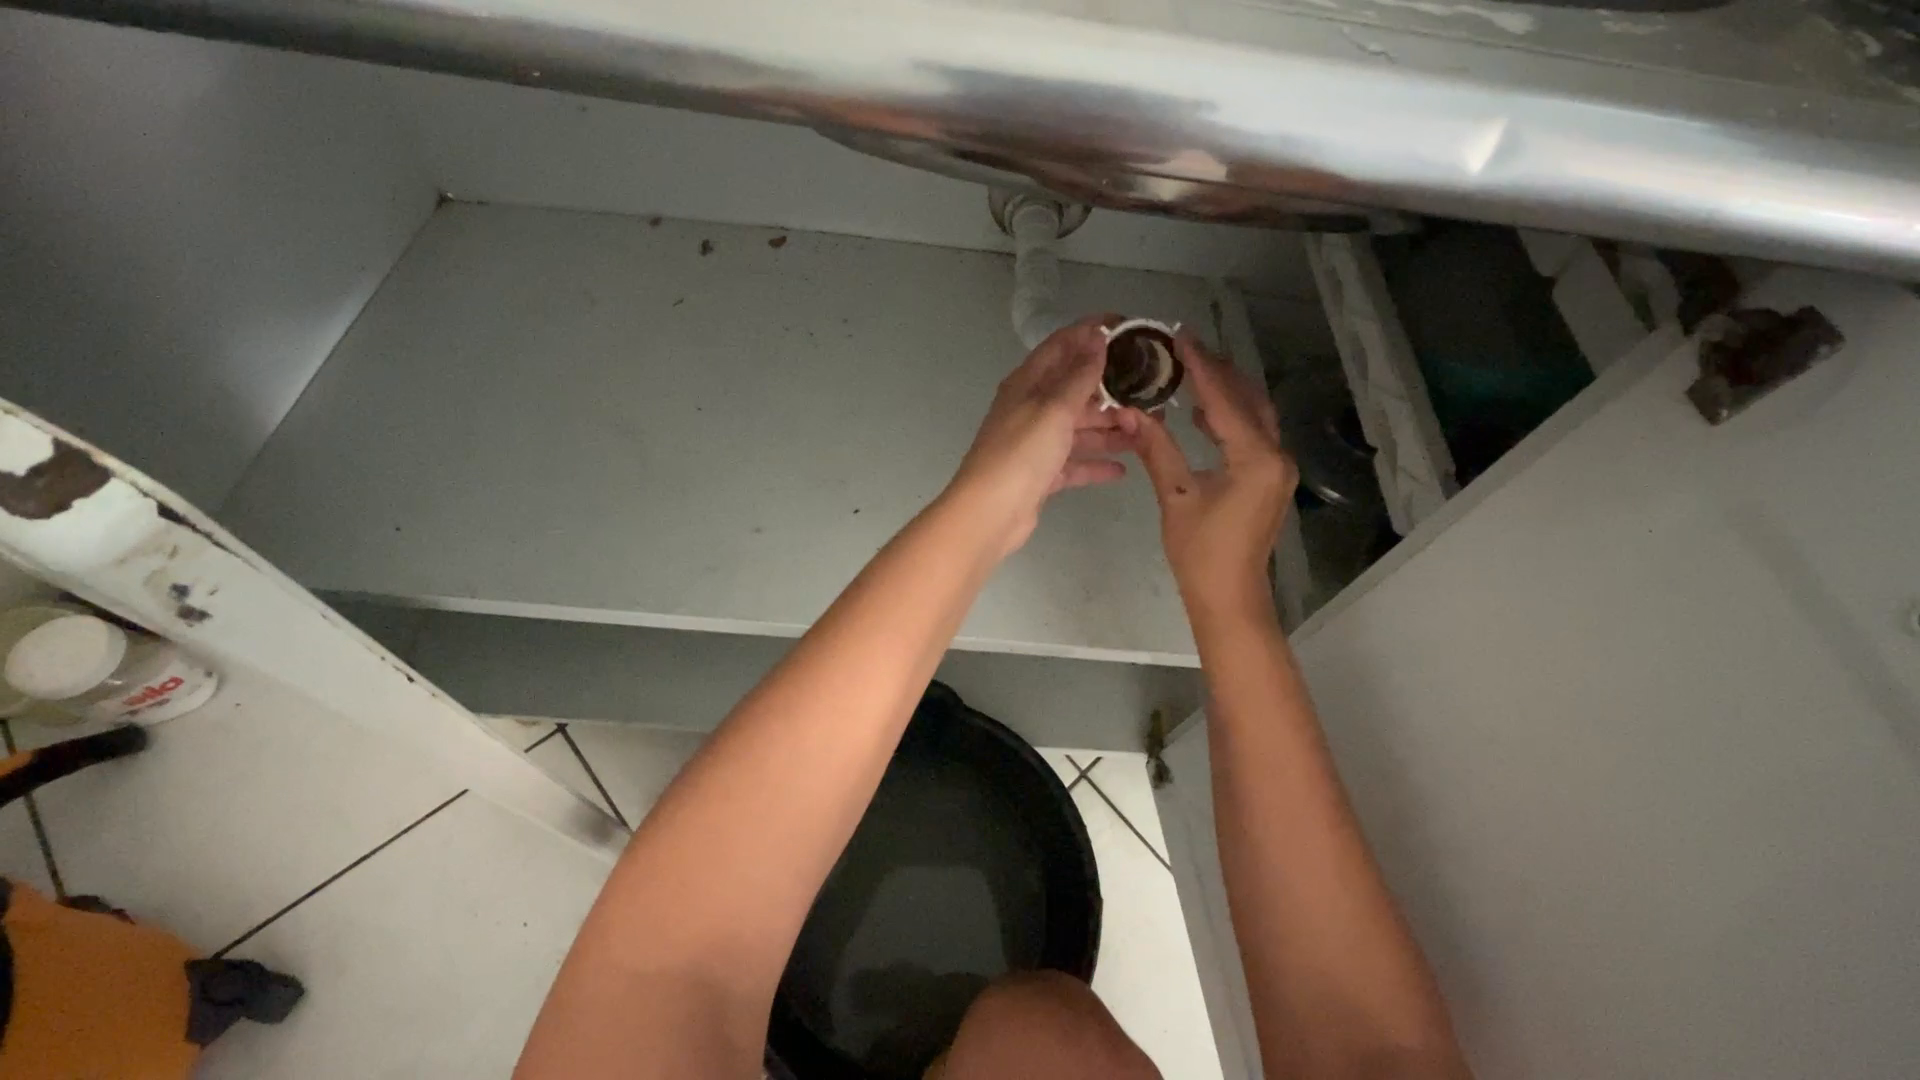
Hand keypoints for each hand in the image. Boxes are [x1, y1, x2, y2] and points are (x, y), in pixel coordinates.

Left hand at [950, 317, 1131, 553]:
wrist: (990, 513)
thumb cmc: (1021, 453)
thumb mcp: (1054, 408)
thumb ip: (1079, 375)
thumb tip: (1097, 338)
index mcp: (1028, 383)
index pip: (1062, 345)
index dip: (1093, 333)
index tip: (1130, 329)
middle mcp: (1031, 408)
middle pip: (1076, 390)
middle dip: (1112, 390)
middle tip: (1151, 392)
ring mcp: (1036, 443)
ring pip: (1080, 429)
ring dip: (1111, 429)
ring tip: (1146, 431)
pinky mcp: (1042, 475)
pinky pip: (1075, 463)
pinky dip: (1096, 464)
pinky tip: (1123, 469)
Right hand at [1126, 334, 1296, 615]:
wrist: (1229, 596)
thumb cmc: (1200, 552)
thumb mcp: (1175, 497)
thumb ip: (1156, 448)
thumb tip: (1129, 410)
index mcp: (1255, 457)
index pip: (1223, 399)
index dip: (1200, 365)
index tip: (1178, 336)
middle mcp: (1275, 454)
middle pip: (1247, 398)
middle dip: (1216, 371)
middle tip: (1182, 348)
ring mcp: (1277, 466)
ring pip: (1253, 413)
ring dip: (1224, 391)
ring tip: (1189, 371)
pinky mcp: (1270, 477)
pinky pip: (1252, 433)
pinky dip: (1229, 415)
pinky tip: (1201, 412)